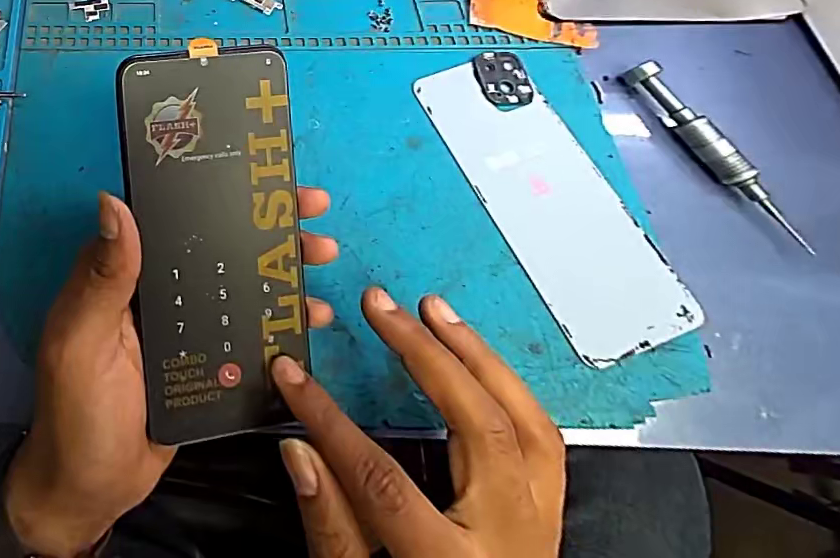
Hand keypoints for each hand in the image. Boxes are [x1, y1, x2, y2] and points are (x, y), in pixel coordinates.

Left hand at [3, 188, 339, 555]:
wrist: (92, 492)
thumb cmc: (77, 412)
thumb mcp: (82, 341)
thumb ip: (102, 276)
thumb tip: (113, 200)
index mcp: (121, 269)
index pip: (170, 213)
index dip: (213, 189)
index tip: (260, 177)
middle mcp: (155, 284)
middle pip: (214, 240)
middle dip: (263, 223)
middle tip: (311, 211)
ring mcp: (184, 321)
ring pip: (237, 278)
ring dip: (278, 264)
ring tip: (321, 255)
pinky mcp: (206, 355)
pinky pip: (247, 325)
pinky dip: (280, 316)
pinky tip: (311, 315)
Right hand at [273, 287, 565, 557]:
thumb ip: (332, 527)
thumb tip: (298, 449)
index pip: (381, 480)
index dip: (326, 418)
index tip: (290, 372)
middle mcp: (512, 543)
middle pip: (477, 429)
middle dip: (422, 354)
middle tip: (380, 305)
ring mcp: (540, 529)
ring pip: (527, 425)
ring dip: (476, 355)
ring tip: (433, 309)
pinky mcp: (549, 516)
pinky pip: (541, 439)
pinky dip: (505, 384)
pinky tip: (472, 354)